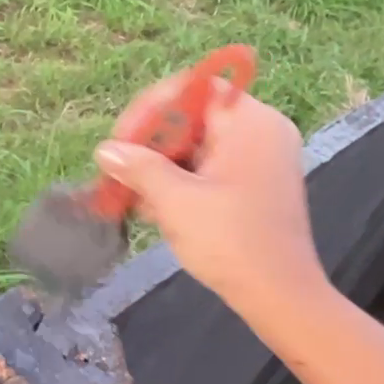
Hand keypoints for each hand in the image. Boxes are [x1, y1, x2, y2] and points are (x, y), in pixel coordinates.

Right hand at [93, 76, 326, 309]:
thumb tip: (105, 150)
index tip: (121, 141)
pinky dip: (180, 185)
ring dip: (159, 169)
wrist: (278, 295)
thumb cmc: (230, 243)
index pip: (194, 89)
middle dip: (151, 144)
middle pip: (194, 118)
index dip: (151, 109)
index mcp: (250, 122)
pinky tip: (151, 209)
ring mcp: (259, 161)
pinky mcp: (253, 188)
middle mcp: (260, 132)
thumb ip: (139, 169)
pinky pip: (210, 171)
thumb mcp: (176, 202)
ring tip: (128, 197)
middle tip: (118, 172)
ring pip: (198, 148)